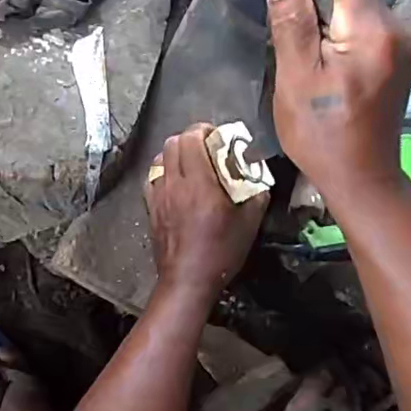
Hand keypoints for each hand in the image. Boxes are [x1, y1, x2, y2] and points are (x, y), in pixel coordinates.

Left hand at [144, 123, 269, 297]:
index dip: (203, 130)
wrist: (187, 280)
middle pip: (172, 142)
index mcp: (199, 183)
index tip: (217, 136)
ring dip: (175, 153)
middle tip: (206, 148)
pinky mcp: (150, 208)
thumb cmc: (221, 252)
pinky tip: (176, 183)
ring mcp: (158, 195)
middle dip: (189, 138)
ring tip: (191, 163)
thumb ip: (257, 195)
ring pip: (159, 158)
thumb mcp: (249, 224)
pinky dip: (163, 171)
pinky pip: (152, 177)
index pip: (191, 138)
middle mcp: (175, 184)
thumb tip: (259, 179)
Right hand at [266, 0, 410, 201]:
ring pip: (354, 16)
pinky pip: (365, 36)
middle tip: (304, 65)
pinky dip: (345, 49)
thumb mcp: (297, 79)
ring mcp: (405, 45)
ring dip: (331, 37)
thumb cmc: (324, 136)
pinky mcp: (401, 60)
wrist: (360, 179)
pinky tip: (334, 81)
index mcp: (375, 28)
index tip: (292, 33)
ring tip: (319, 77)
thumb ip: (292, 22)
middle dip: (319, 21)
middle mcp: (400, 27)